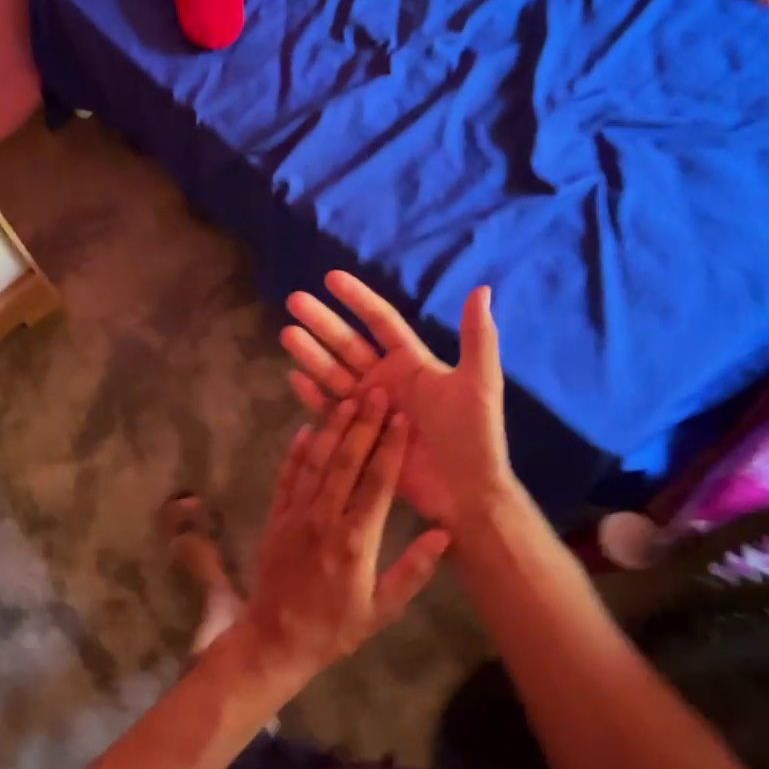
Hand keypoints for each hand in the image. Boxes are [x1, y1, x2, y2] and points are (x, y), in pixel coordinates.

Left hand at [239, 391, 452, 675]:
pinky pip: (287, 477)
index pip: (378, 483)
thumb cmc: (335, 629)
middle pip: (346, 461)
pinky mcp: (275, 517)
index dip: (391, 448)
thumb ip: (413, 571)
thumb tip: (444, 534)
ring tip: (348, 400)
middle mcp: (324, 519)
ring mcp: (295, 515)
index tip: (402, 418)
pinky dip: (296, 452)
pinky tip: (305, 429)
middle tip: (376, 392)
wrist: (276, 640)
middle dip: (363, 424)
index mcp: (355, 541)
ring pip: (315, 462)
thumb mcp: (382, 610)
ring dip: (331, 429)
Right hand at [281, 273, 513, 525]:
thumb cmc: (473, 435)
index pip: (379, 321)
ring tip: (287, 333)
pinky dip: (312, 395)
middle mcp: (385, 379)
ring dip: (310, 353)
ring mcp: (368, 407)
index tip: (331, 277)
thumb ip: (478, 336)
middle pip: (347, 342)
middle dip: (321, 321)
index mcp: (411, 363)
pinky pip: (329, 410)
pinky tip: (293, 377)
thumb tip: (482, 289)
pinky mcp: (357, 434)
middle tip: (294, 300)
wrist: (465, 492)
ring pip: (332, 372)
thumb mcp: (480, 382)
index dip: (357, 298)